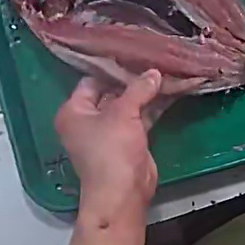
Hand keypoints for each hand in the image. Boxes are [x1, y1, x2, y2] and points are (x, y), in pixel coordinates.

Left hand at [54, 70, 163, 219]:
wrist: (123, 191)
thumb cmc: (111, 150)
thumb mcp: (123, 113)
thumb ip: (139, 89)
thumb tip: (155, 72)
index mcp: (74, 111)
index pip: (91, 80)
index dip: (112, 67)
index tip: (133, 53)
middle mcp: (89, 120)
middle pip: (112, 91)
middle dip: (134, 79)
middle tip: (154, 60)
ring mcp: (110, 132)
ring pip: (130, 105)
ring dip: (147, 93)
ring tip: (166, 73)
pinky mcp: (129, 142)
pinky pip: (141, 118)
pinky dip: (153, 107)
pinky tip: (170, 93)